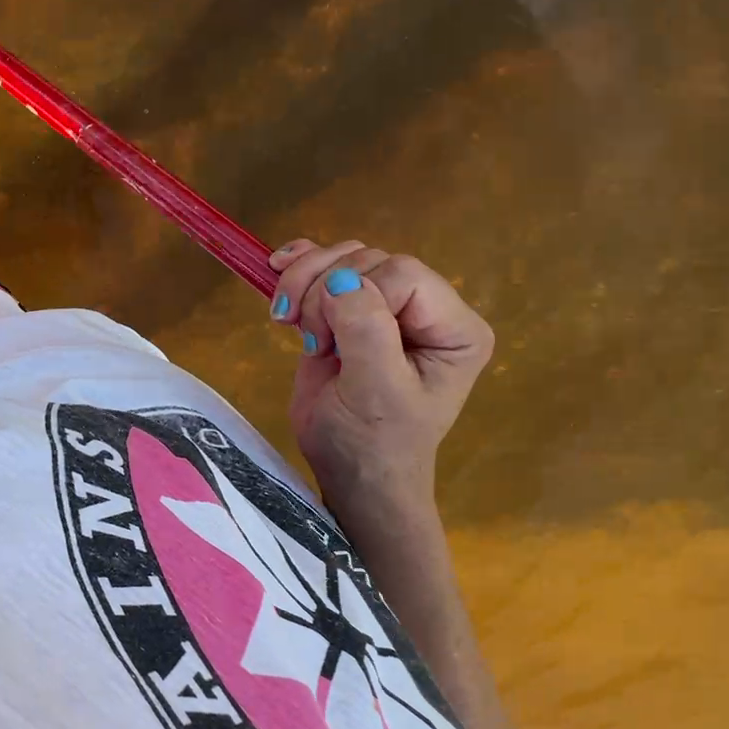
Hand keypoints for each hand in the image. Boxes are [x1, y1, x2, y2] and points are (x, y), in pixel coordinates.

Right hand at [267, 240, 495, 512]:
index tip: (328, 341)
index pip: (402, 274)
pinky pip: (322, 267)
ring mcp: (383, 308)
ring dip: (302, 281)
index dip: (357, 294)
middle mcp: (424, 310)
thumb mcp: (375, 390)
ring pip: (341, 258)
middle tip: (307, 336)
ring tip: (288, 320)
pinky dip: (295, 268)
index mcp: (453, 328)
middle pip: (367, 261)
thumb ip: (366, 331)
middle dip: (322, 289)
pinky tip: (275, 273)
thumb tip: (340, 280)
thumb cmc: (372, 440)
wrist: (348, 470)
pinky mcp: (345, 311)